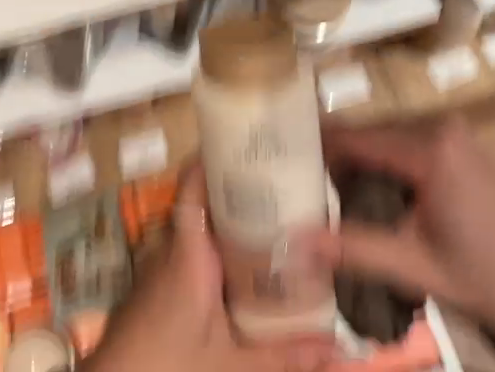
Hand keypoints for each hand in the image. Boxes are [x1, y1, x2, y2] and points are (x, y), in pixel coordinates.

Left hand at [84, 169, 337, 371]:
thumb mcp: (234, 364)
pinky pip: (188, 261)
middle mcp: (169, 252)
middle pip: (203, 208)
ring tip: (271, 226)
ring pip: (196, 236)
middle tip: (281, 189)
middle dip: (239, 198)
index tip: (246, 144)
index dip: (214, 159)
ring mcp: (158, 271)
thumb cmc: (168, 364)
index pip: (193, 187)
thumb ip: (286, 355)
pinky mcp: (155, 293)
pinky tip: (242, 276)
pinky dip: (215, 259)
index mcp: (188, 254)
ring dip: (227, 229)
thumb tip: (339, 349)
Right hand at [310, 116, 494, 353]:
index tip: (275, 164)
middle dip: (329, 160)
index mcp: (429, 148)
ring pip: (378, 136)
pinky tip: (362, 193)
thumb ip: (350, 247)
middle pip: (363, 133)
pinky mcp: (452, 141)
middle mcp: (437, 125)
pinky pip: (398, 141)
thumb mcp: (411, 266)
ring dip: (351, 163)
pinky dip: (375, 163)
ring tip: (321, 195)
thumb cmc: (480, 277)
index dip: (311, 149)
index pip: (352, 137)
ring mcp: (447, 130)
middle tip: (293, 188)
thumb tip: (290, 242)